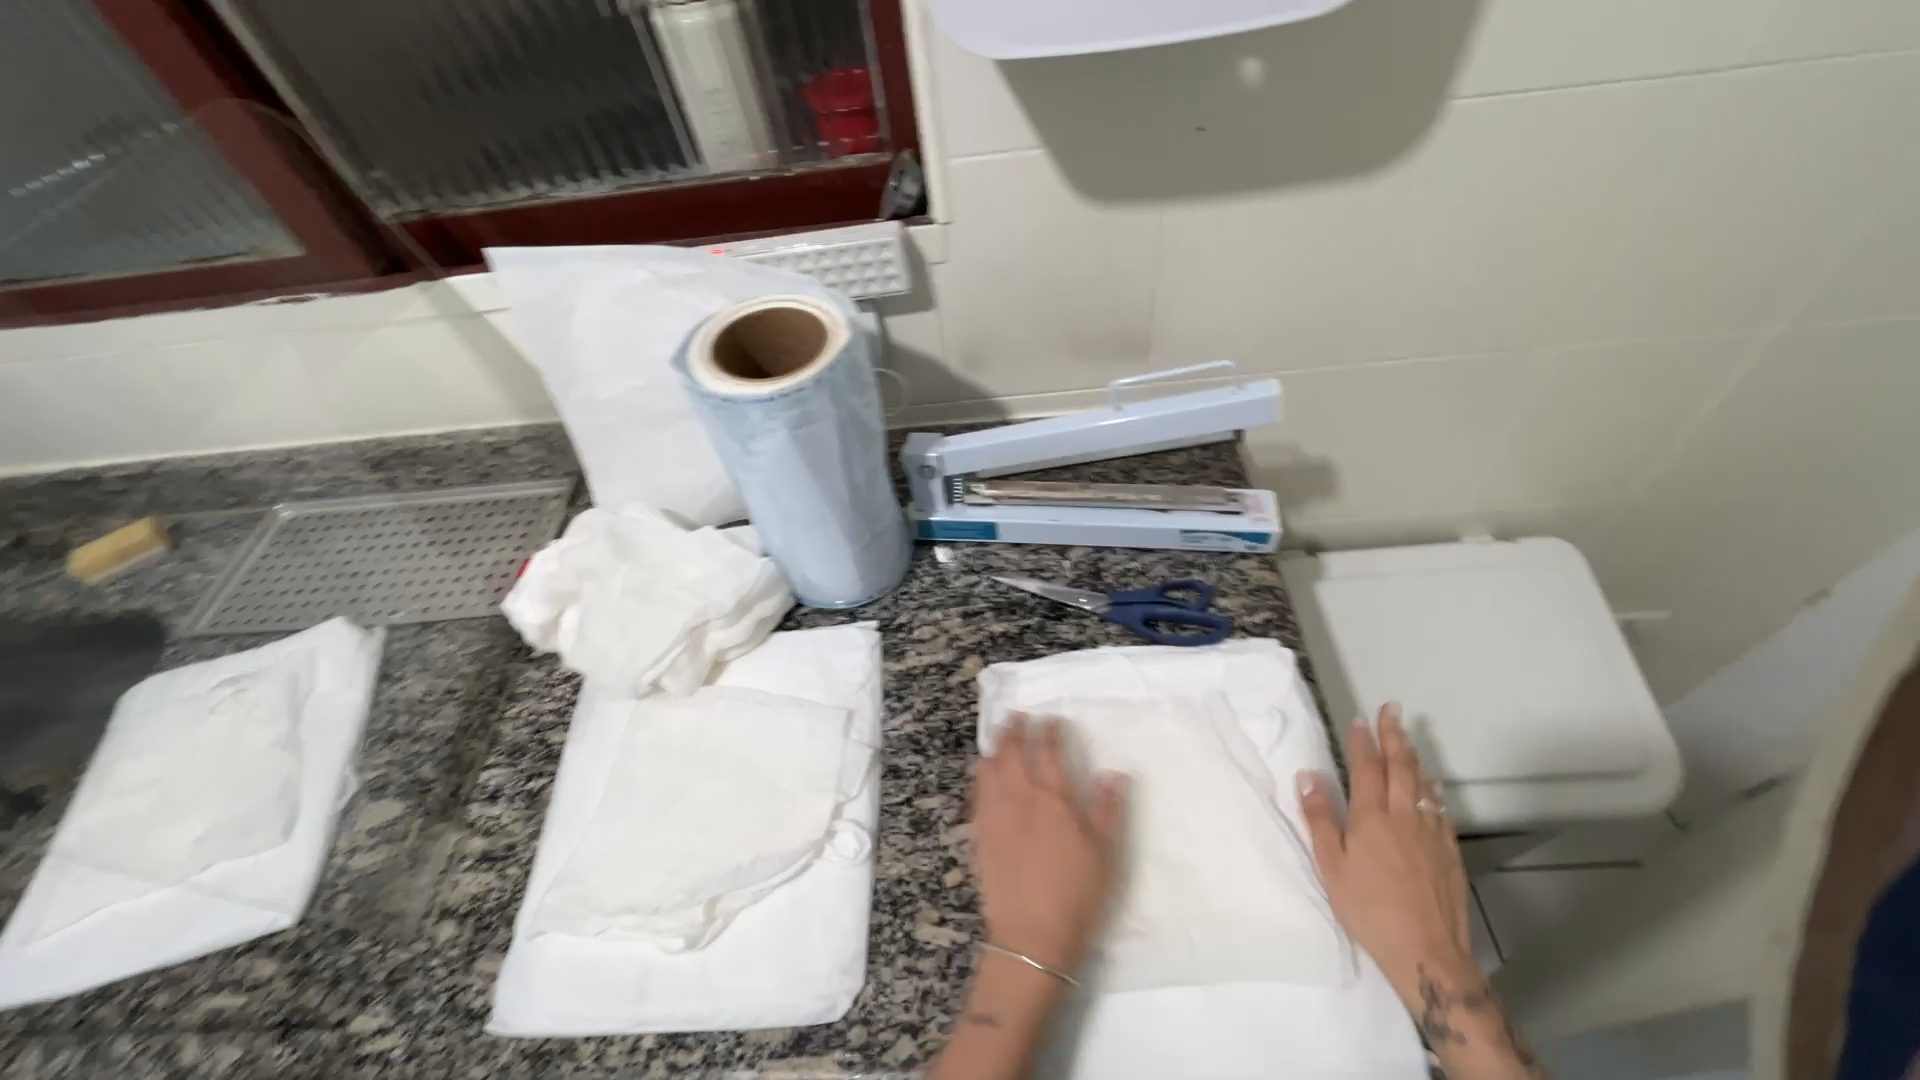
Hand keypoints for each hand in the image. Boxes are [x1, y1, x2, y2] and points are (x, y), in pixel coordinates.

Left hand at [971, 712, 1126, 973]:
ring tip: (997, 739)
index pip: (1049, 753)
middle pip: (1012, 755)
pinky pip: (976, 794)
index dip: (1049, 733)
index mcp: (1053, 800)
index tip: (1051, 720)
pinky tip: (981, 775)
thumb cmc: (1076, 895)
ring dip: (994, 749)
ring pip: (989, 770)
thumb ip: (1107, 810)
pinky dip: (979, 777)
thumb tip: (1115, 774)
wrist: (1030, 935)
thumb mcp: (1105, 854)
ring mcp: (995, 817)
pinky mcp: (979, 836)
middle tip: (1016, 717)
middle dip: (1014, 732)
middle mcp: (1020, 799)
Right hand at [1298, 703, 1475, 1005]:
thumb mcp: (1330, 865)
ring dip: (1414, 758)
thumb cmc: (1367, 908)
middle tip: (1392, 710)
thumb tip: (1309, 775)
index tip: (1359, 719)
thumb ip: (1319, 817)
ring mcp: (1431, 834)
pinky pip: (1440, 811)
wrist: (1427, 951)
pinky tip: (1432, 789)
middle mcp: (1404, 816)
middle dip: (1394, 736)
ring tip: (1409, 740)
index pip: (1366, 767)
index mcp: (1371, 817)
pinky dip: (1433, 792)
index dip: (1362, 741)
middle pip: (1400, 767)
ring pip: (1423, 786)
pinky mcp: (1450, 854)